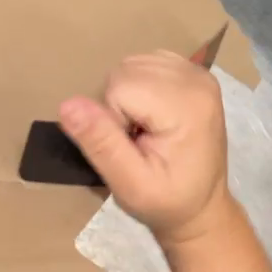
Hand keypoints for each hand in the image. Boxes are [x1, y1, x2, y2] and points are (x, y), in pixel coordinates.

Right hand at [58, 51, 235, 247]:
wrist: (203, 208)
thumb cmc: (167, 202)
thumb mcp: (129, 184)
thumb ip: (101, 143)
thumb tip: (68, 104)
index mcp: (187, 105)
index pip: (119, 87)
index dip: (112, 118)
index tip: (131, 148)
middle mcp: (196, 80)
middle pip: (125, 70)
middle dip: (119, 104)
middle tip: (137, 140)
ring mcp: (198, 73)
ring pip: (132, 64)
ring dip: (127, 95)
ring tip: (145, 129)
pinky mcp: (195, 73)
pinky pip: (146, 63)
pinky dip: (140, 86)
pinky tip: (153, 113)